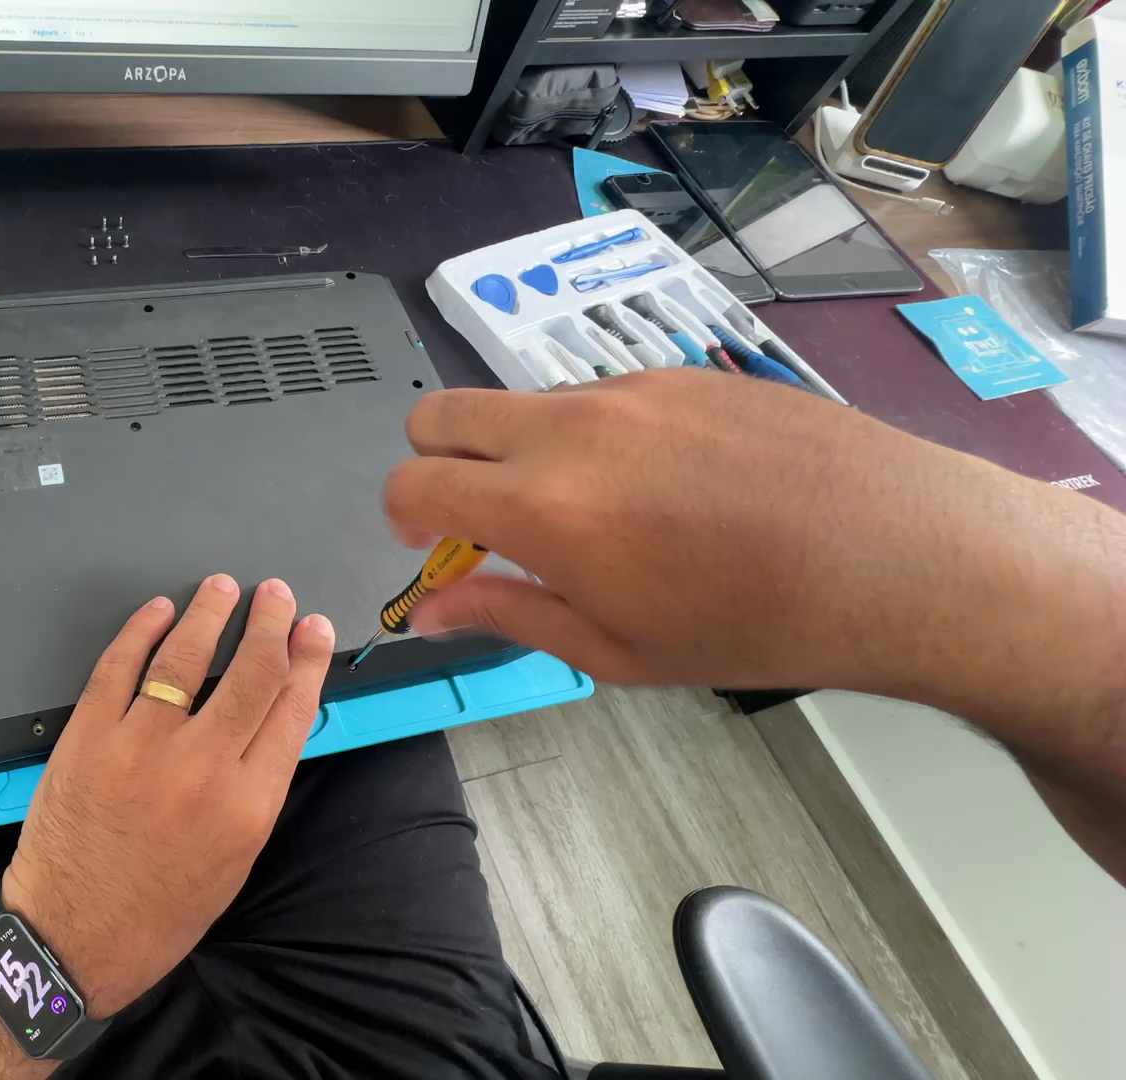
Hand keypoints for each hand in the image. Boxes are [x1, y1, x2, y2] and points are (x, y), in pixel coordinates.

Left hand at [0, 575, 334, 1017]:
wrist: (73, 934)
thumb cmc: (161, 907)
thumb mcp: (235, 855)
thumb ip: (257, 784)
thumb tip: (272, 715)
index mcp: (248, 804)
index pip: (292, 708)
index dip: (308, 659)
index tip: (314, 629)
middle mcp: (202, 767)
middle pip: (250, 672)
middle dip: (269, 622)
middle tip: (274, 593)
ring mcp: (140, 746)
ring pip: (184, 656)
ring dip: (209, 613)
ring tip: (222, 588)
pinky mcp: (89, 735)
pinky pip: (119, 666)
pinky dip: (141, 630)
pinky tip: (158, 611)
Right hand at [382, 370, 1124, 705]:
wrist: (912, 560)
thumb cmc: (747, 625)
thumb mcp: (608, 646)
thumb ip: (500, 614)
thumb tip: (425, 613)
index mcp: (541, 505)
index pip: (411, 481)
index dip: (400, 516)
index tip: (429, 543)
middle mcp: (567, 429)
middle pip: (437, 412)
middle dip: (431, 461)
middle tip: (476, 510)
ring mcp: (623, 390)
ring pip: (514, 404)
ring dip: (512, 451)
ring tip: (589, 506)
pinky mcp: (675, 373)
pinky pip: (589, 397)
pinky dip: (583, 436)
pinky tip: (656, 481)